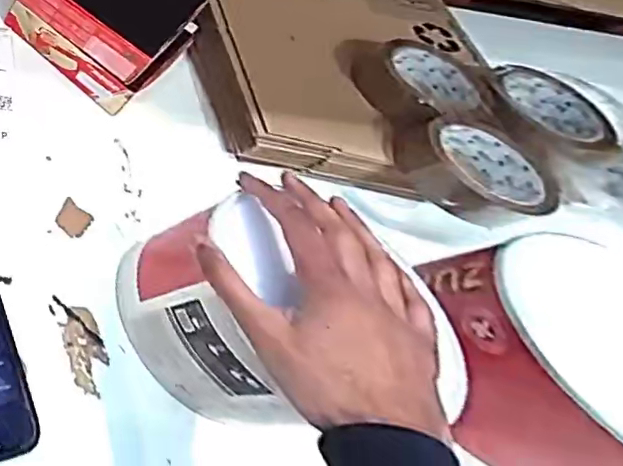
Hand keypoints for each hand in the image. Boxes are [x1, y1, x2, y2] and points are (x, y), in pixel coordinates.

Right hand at [199, 173, 450, 441]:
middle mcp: (366, 291)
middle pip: (338, 230)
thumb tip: (205, 248)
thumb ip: (231, 287)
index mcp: (329, 284)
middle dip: (310, 200)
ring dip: (354, 225)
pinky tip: (395, 268)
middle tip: (292, 184)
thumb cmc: (331, 393)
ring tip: (340, 207)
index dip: (271, 197)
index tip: (252, 184)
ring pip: (377, 255)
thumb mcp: (265, 336)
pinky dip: (398, 271)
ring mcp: (396, 315)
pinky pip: (412, 295)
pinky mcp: (417, 342)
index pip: (296, 223)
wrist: (388, 442)